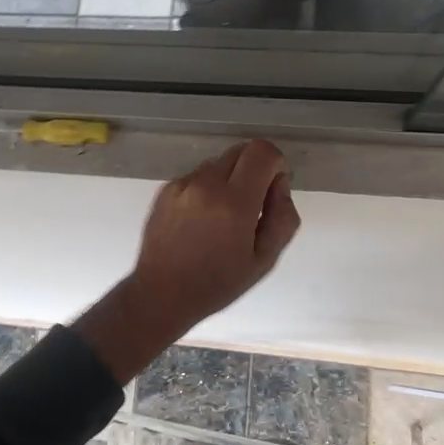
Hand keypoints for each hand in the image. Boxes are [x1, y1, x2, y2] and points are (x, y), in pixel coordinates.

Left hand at [75, 140, 301, 380]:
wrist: (161, 294)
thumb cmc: (217, 283)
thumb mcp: (264, 259)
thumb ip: (282, 216)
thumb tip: (278, 184)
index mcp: (233, 202)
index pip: (262, 151)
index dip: (275, 165)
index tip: (272, 192)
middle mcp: (205, 184)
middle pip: (240, 151)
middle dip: (254, 171)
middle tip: (251, 208)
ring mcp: (180, 185)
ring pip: (217, 163)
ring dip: (229, 180)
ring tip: (221, 220)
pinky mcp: (164, 190)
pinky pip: (196, 177)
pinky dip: (206, 189)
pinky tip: (199, 222)